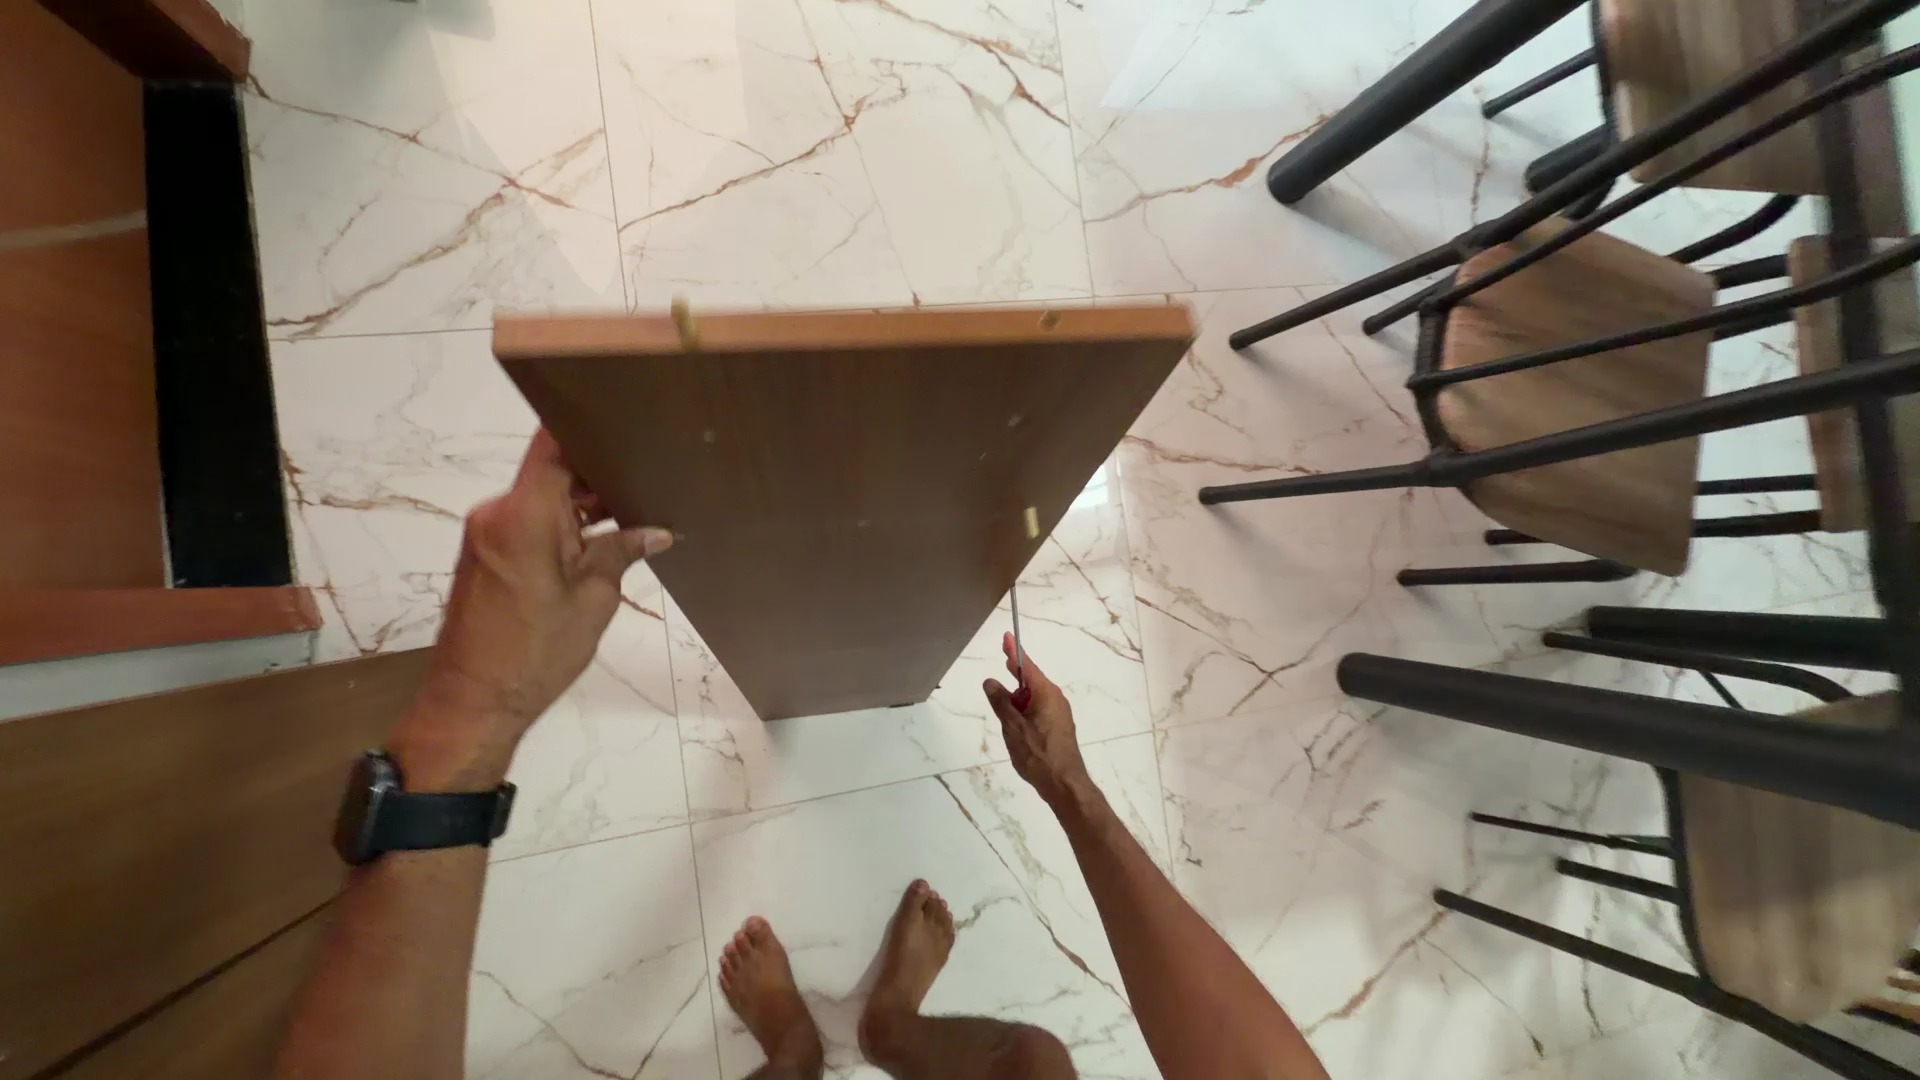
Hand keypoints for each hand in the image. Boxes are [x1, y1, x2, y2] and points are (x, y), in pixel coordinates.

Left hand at [419, 429, 672, 740]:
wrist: (475, 700)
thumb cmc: (538, 650)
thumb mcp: (595, 598)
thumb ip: (623, 551)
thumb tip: (658, 531)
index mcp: (524, 516)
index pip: (552, 447)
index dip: (585, 427)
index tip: (625, 419)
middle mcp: (499, 512)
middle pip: (552, 470)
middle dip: (599, 471)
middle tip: (650, 470)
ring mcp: (489, 531)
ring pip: (544, 496)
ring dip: (584, 502)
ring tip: (636, 506)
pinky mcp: (489, 551)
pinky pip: (532, 519)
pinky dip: (565, 522)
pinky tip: (605, 533)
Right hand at [983, 633, 1092, 806]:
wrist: (1065, 784)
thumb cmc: (1038, 754)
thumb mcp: (1012, 727)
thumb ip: (1001, 702)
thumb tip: (991, 681)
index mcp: (1045, 694)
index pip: (1027, 666)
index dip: (1015, 651)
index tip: (1007, 636)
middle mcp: (1055, 699)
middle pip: (1031, 679)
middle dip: (1016, 670)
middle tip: (1003, 657)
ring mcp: (1058, 714)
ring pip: (1034, 696)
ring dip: (1018, 693)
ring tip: (1002, 694)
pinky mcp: (1058, 727)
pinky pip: (1038, 708)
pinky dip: (1024, 706)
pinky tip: (1014, 717)